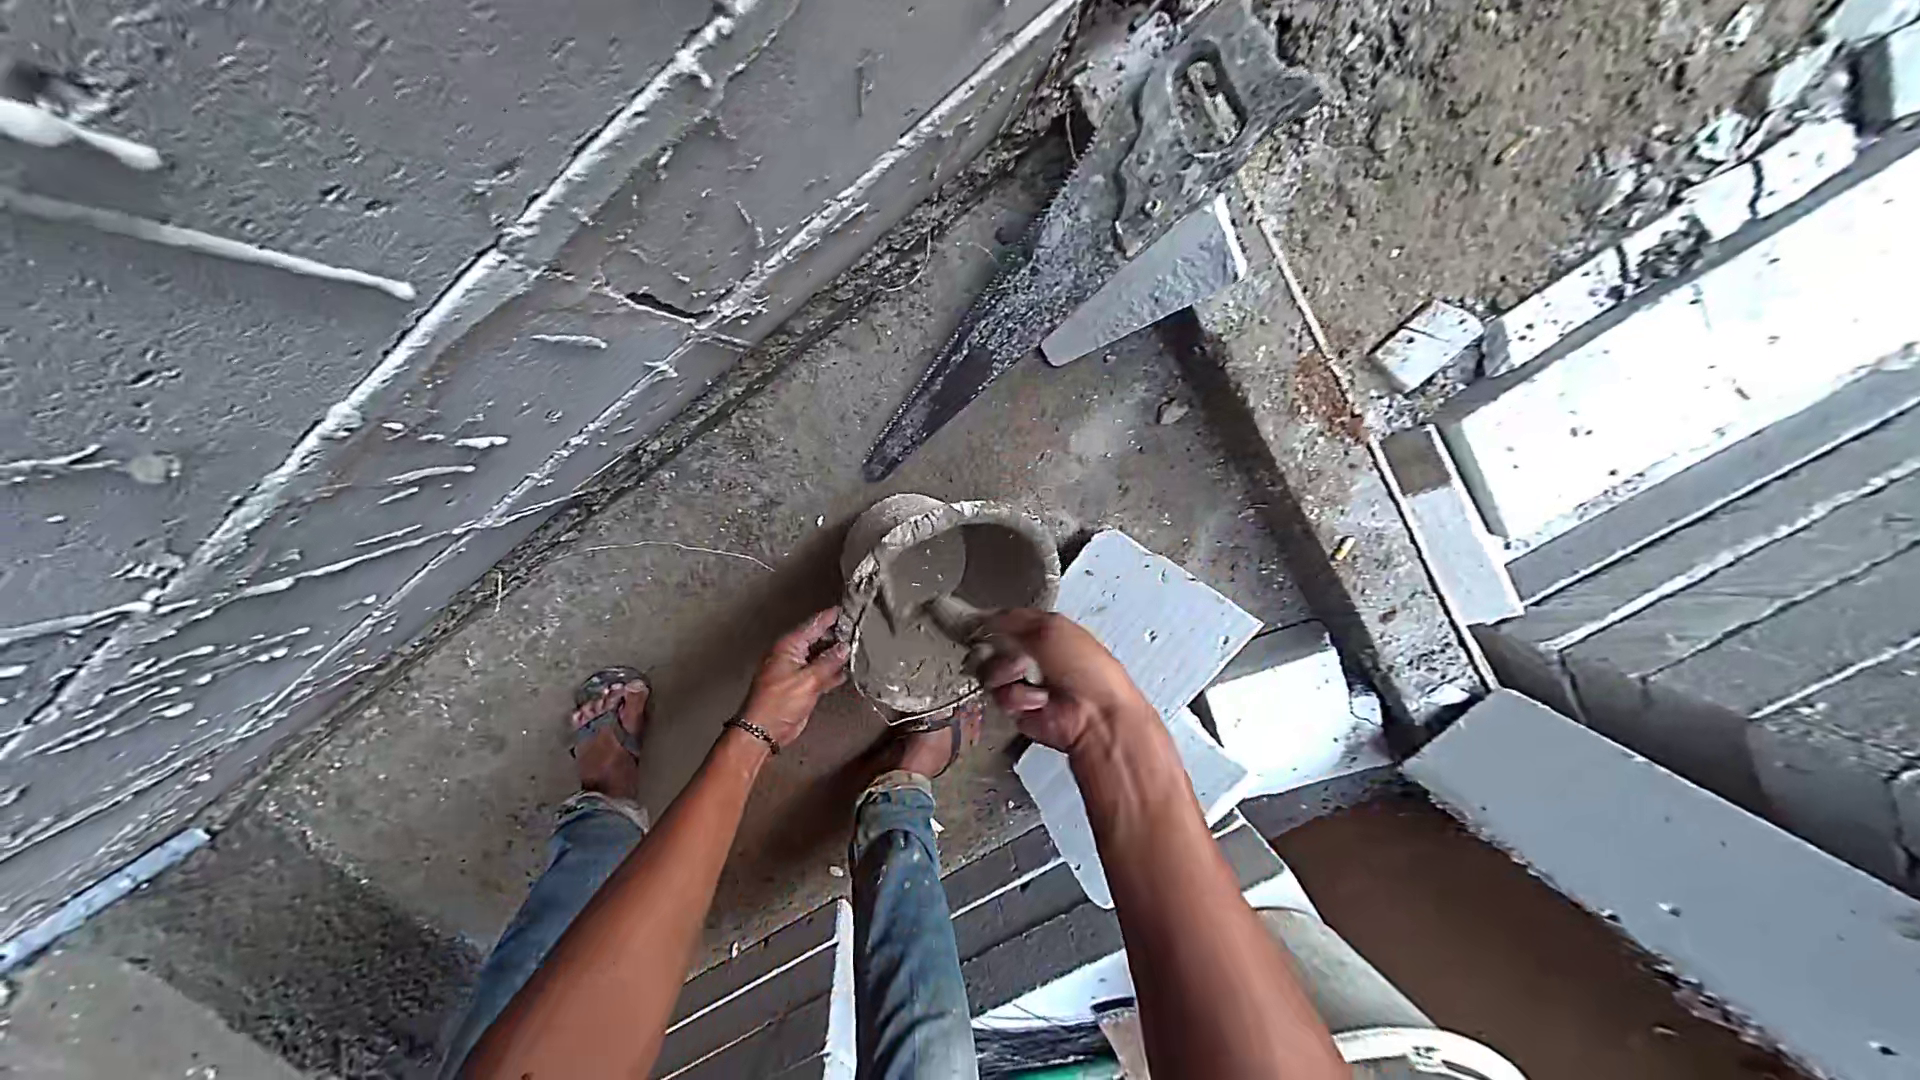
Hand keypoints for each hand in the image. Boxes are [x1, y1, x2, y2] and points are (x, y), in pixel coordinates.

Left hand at [738, 607, 849, 747]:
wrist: (763, 731)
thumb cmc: (776, 704)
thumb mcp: (808, 680)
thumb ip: (829, 662)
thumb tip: (844, 648)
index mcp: (788, 646)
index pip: (813, 624)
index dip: (830, 617)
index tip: (846, 610)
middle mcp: (791, 655)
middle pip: (818, 639)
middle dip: (836, 635)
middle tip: (857, 630)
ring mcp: (795, 670)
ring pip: (820, 656)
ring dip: (836, 655)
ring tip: (856, 648)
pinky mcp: (800, 685)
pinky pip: (820, 673)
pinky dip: (832, 672)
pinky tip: (846, 671)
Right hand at [978, 609, 1153, 757]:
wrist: (1096, 715)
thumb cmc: (1088, 669)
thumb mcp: (1051, 627)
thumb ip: (1014, 618)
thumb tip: (986, 616)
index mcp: (1046, 631)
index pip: (1007, 621)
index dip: (992, 622)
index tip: (980, 625)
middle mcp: (1033, 656)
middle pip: (992, 646)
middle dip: (1001, 650)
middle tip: (1021, 658)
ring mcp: (1025, 682)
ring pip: (991, 671)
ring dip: (1008, 674)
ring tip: (1031, 679)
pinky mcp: (1019, 707)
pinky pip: (999, 696)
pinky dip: (1017, 697)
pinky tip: (1037, 700)